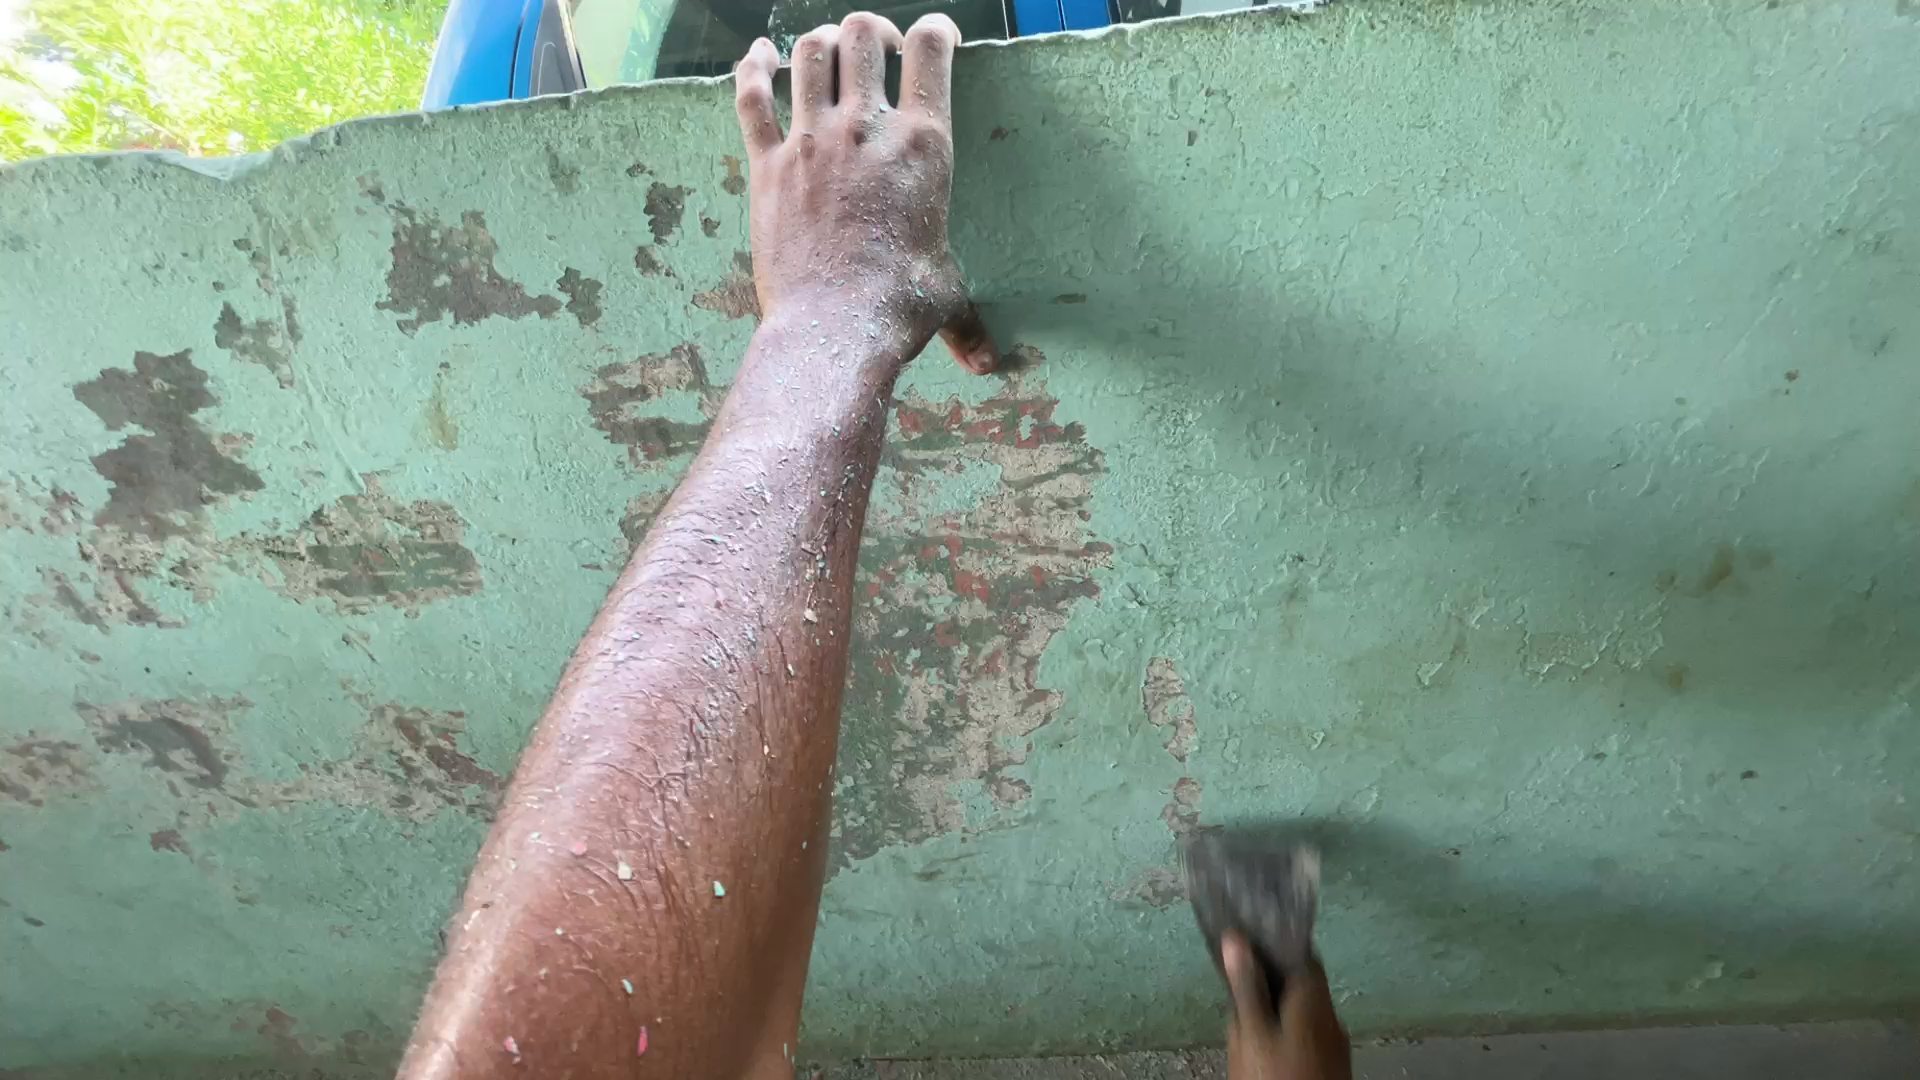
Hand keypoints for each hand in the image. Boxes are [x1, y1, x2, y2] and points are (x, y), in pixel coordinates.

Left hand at [733, 14, 997, 374]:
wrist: (833, 328)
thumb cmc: (899, 310)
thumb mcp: (947, 300)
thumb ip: (968, 320)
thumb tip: (986, 362)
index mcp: (922, 147)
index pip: (930, 51)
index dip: (936, 32)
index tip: (935, 39)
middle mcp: (866, 127)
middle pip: (863, 34)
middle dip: (874, 31)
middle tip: (879, 52)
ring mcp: (811, 141)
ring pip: (810, 52)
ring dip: (822, 43)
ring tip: (830, 56)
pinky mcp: (768, 165)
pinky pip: (752, 96)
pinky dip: (753, 68)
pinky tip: (760, 57)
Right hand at [1223, 932, 1352, 1079]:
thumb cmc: (1274, 1078)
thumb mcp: (1251, 1032)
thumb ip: (1245, 985)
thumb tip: (1235, 937)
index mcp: (1315, 1001)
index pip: (1303, 955)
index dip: (1276, 944)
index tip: (1249, 941)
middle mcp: (1332, 1019)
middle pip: (1304, 983)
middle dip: (1273, 978)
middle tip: (1241, 983)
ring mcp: (1336, 1047)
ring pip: (1306, 1010)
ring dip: (1281, 1005)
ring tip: (1249, 1013)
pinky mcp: (1332, 1068)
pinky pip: (1309, 1033)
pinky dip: (1289, 1027)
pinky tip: (1268, 1040)